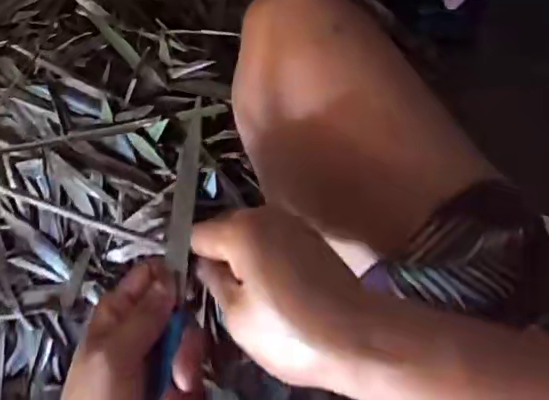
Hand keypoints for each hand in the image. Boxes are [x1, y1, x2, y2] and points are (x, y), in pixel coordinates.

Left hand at [66, 259, 205, 399]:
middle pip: (178, 311)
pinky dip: (190, 391)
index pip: (147, 277)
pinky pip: (196, 378)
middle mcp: (141, 336)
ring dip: (189, 368)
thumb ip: (142, 314)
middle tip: (177, 365)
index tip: (187, 284)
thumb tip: (168, 274)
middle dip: (184, 336)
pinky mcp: (175, 392)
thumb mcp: (112, 356)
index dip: (169, 275)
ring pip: (191, 345)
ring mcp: (158, 367)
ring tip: (175, 393)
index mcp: (117, 316)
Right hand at [191, 206, 377, 388]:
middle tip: (221, 291)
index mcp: (240, 229)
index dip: (191, 257)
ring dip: (246, 255)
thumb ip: (214, 283)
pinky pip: (275, 239)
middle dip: (220, 254)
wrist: (357, 335)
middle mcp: (263, 214)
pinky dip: (269, 257)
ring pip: (253, 233)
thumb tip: (206, 265)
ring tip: (251, 292)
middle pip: (226, 228)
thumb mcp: (238, 318)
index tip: (192, 280)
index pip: (198, 233)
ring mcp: (289, 221)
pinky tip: (277, 287)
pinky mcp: (309, 234)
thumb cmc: (290, 331)